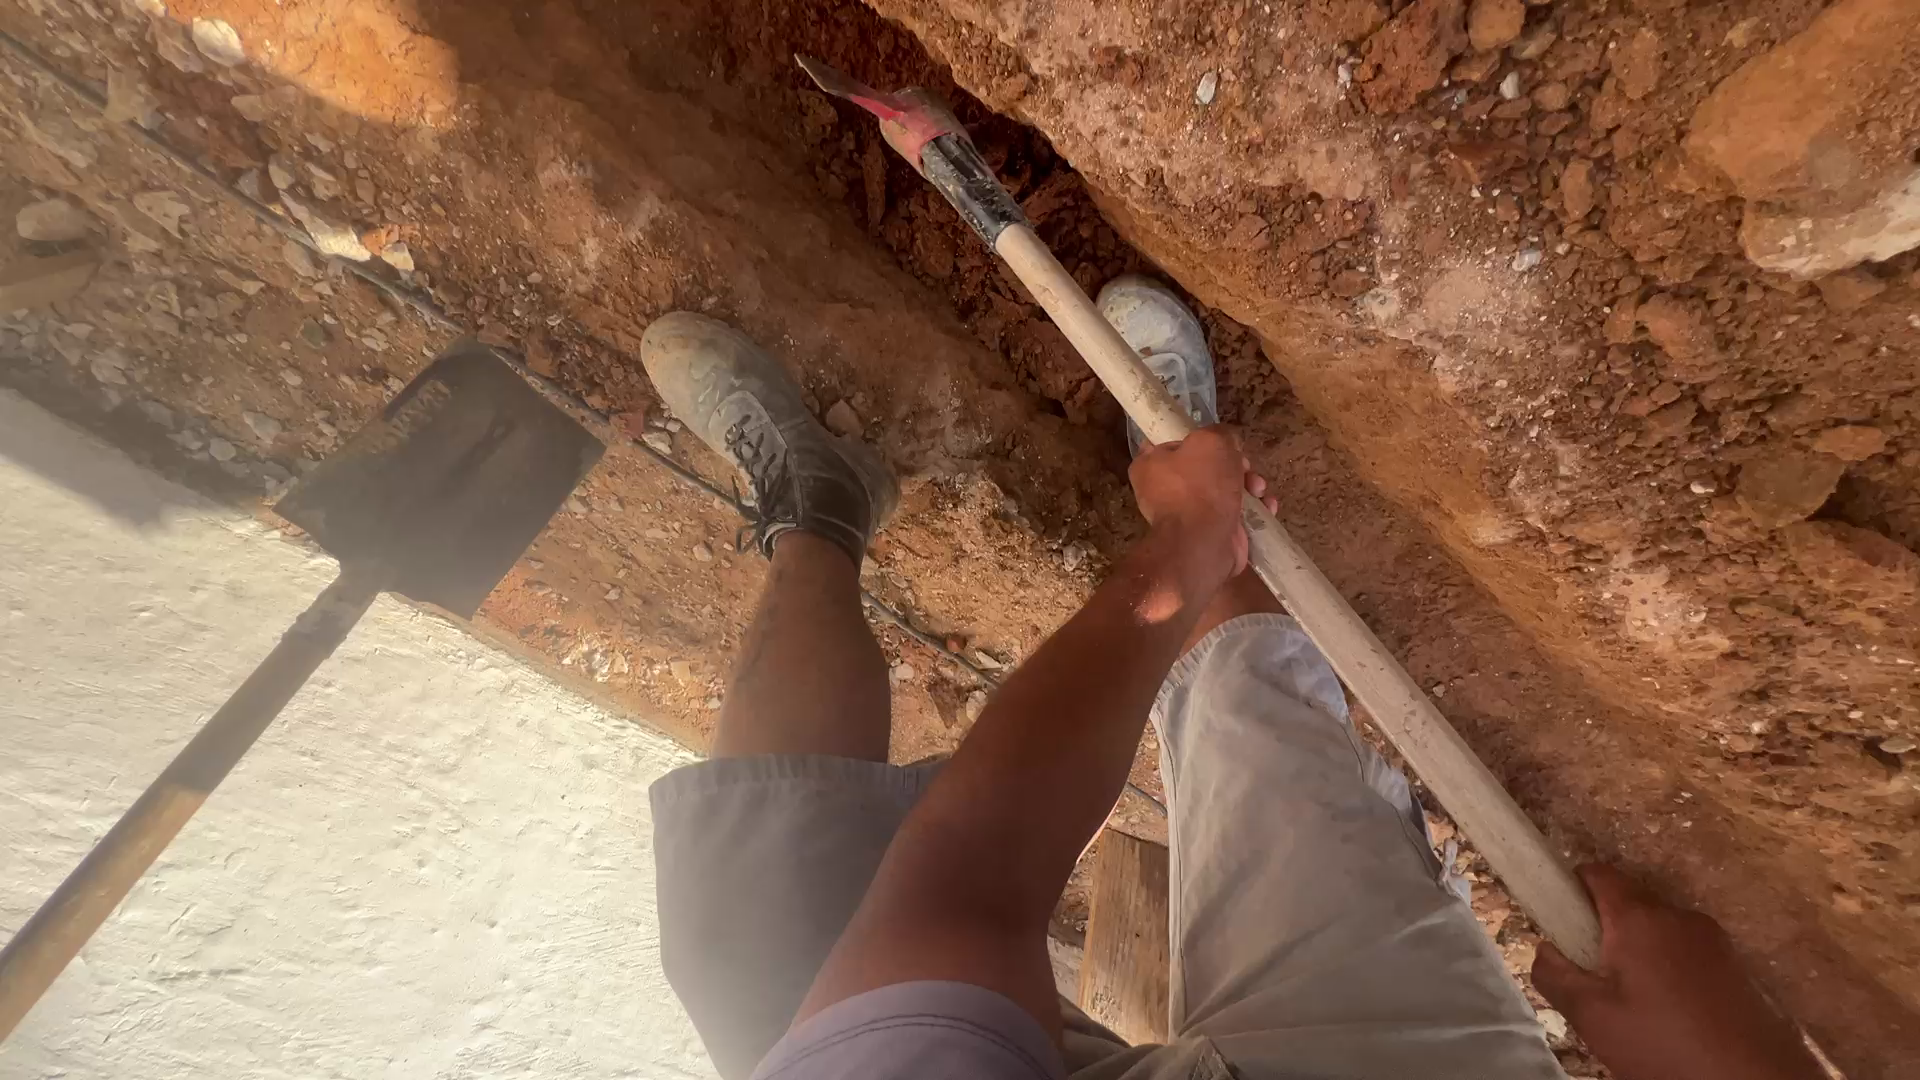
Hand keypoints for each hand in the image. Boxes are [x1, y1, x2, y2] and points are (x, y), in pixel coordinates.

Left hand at [1128, 426, 1276, 593]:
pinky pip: (1234, 513)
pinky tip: (1267, 507)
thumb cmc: (1199, 487)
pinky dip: (1253, 510)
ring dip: (1248, 485)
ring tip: (1259, 490)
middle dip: (1234, 464)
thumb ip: (1219, 433)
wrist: (1203, 543)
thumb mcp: (1211, 441)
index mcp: (1149, 465)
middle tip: (1245, 467)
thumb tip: (1228, 442)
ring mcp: (1187, 513)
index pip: (1170, 442)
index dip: (1199, 437)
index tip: (1220, 440)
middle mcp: (1163, 489)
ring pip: (1224, 489)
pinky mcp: (1209, 532)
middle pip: (1205, 465)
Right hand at [1534, 865, 1825, 1079]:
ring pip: (1659, 932)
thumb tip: (1545, 950)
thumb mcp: (1591, 1016)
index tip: (1560, 919)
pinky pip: (1689, 957)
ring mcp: (1720, 948)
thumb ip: (1552, 973)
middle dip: (1604, 928)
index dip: (1570, 886)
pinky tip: (1672, 1016)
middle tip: (1593, 972)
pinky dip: (1671, 973)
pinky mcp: (1745, 977)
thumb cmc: (1668, 1047)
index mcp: (1641, 918)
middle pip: (1628, 904)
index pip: (1596, 872)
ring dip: (1639, 953)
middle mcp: (1682, 920)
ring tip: (1635, 1002)